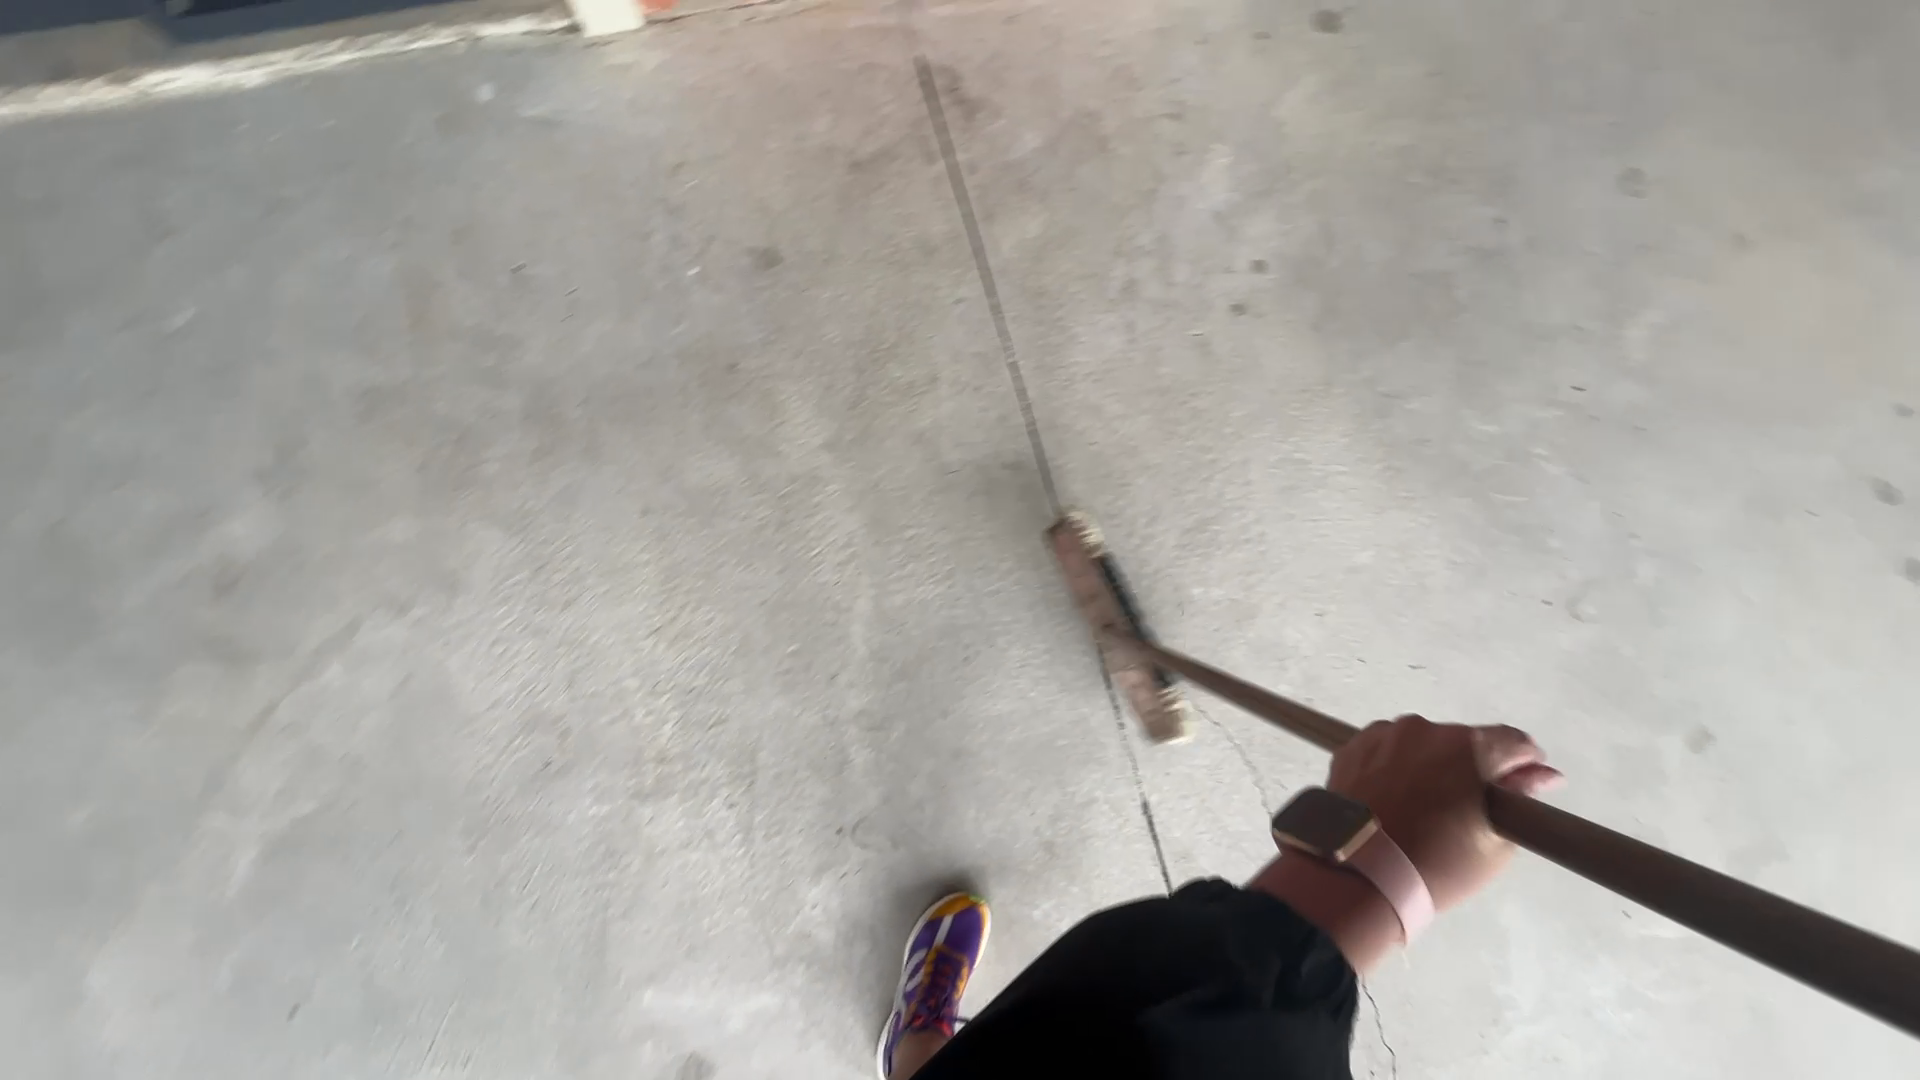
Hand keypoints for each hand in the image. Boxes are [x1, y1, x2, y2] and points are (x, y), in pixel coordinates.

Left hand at [1327, 714, 1562, 911]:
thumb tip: (1540, 774)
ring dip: (1428, 763)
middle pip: (1462, 742)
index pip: (1515, 742)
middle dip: (1471, 766)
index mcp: (1469, 745)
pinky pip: (1383, 750)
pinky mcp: (1350, 747)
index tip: (1519, 789)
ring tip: (1421, 803)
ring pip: (1418, 743)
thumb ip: (1519, 797)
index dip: (1524, 766)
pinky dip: (1391, 766)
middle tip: (1463, 805)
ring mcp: (1381, 734)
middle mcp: (1423, 728)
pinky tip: (1390, 796)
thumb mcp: (1496, 840)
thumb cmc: (1438, 861)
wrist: (1358, 868)